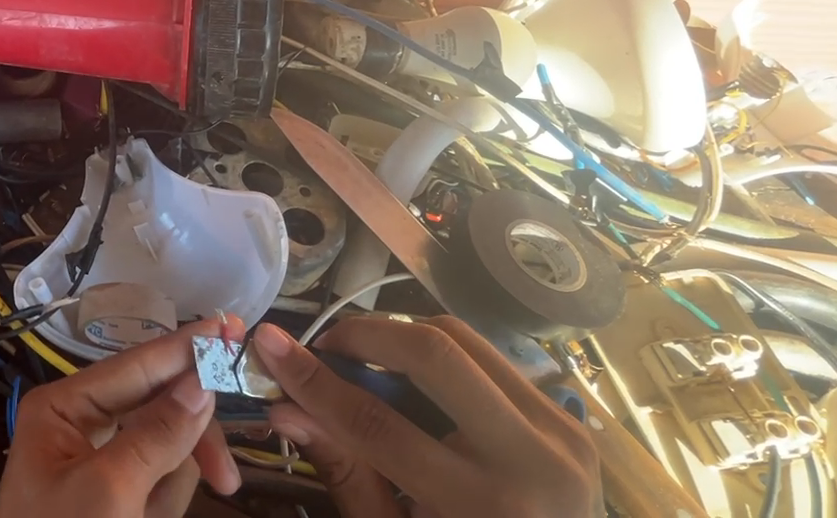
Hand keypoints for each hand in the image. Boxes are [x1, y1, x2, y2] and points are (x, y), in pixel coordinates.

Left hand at [0, 320, 242, 517]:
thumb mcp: (110, 492)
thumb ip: (158, 434)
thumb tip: (201, 380)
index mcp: (63, 406)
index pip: (134, 365)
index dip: (183, 347)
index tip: (228, 324)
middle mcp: (80, 423)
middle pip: (156, 407)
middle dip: (186, 446)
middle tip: (225, 479)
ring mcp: (99, 463)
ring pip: (166, 451)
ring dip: (169, 490)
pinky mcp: (116, 497)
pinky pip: (160, 484)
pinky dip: (162, 507)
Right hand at [251, 315, 599, 517]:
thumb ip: (344, 469)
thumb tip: (284, 405)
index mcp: (489, 508)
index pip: (379, 425)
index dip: (314, 380)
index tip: (268, 342)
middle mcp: (538, 461)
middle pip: (434, 353)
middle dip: (364, 335)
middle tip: (326, 347)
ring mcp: (563, 432)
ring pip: (460, 339)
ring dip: (400, 338)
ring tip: (367, 362)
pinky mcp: (568, 417)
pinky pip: (485, 355)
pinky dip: (435, 353)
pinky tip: (412, 380)